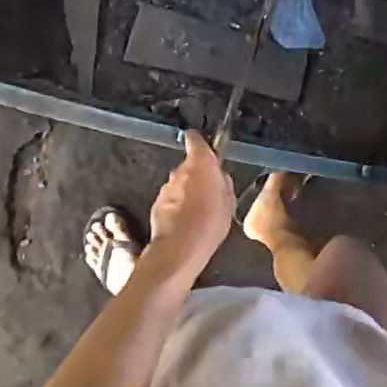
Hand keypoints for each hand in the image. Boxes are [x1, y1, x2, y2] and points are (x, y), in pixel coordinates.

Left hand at [145, 131, 235, 278]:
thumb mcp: (229, 203)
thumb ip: (224, 183)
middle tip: (210, 193)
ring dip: (187, 192)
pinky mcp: (157, 203)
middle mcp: (180, 170)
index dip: (199, 140)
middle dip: (198, 175)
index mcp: (200, 163)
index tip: (204, 145)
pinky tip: (186, 222)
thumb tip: (220, 176)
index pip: (196, 139)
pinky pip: (171, 199)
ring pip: (180, 183)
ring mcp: (166, 186)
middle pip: (190, 165)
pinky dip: (177, 206)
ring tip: (199, 212)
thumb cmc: (209, 222)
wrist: (180, 247)